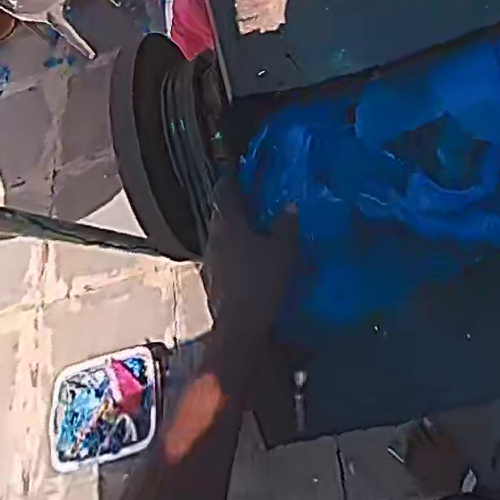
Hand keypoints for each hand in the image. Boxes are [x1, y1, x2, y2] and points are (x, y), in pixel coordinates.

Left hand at [200, 179, 297, 340]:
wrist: (240, 330)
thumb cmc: (261, 282)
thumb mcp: (283, 249)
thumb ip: (286, 224)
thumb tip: (289, 205)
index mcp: (229, 224)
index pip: (224, 191)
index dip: (231, 178)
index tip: (239, 170)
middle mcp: (214, 238)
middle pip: (221, 213)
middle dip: (234, 206)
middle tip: (253, 201)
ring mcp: (210, 261)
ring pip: (221, 236)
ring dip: (234, 231)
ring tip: (254, 231)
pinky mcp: (212, 282)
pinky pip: (223, 257)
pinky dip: (234, 253)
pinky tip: (249, 260)